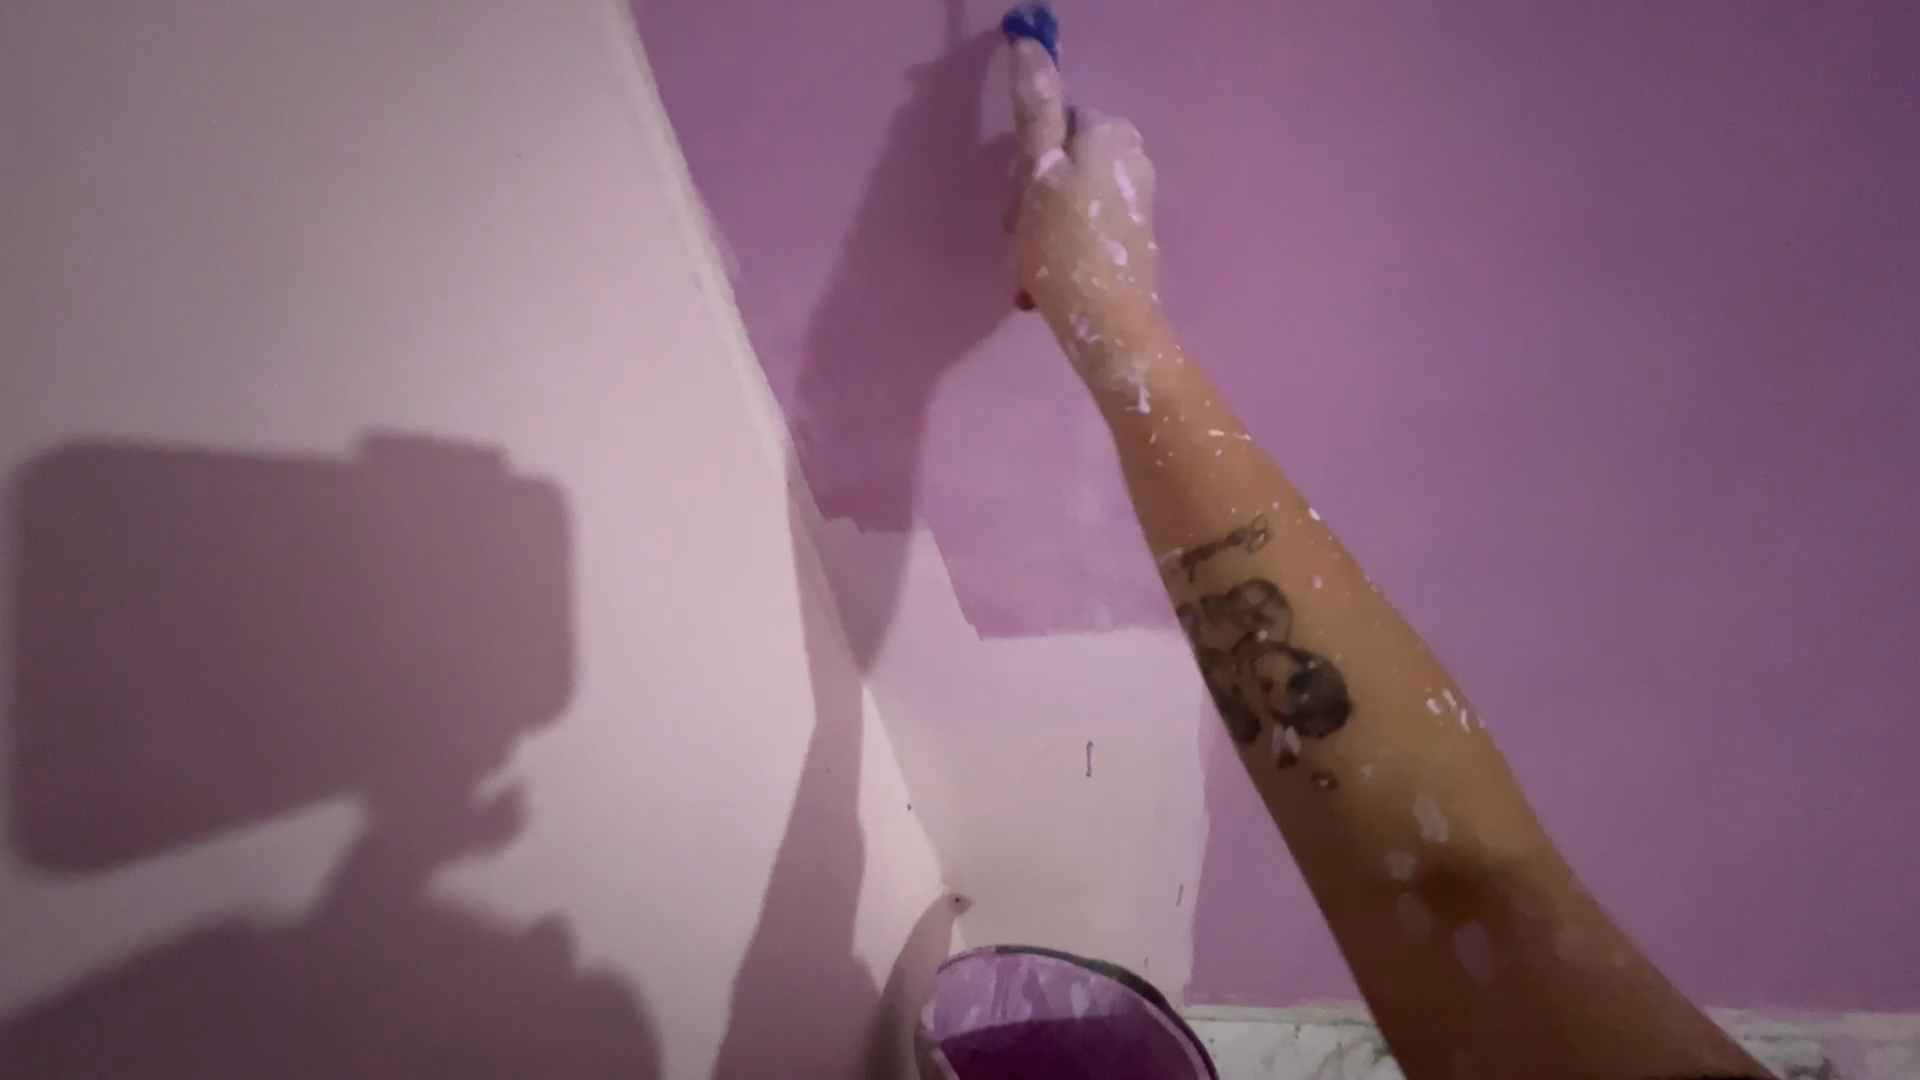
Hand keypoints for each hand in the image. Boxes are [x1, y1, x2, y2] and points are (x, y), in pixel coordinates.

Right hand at [1006, 40, 1160, 345]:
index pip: (1054, 127)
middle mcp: (1132, 159)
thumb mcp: (1037, 173)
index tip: (1015, 206)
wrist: (1104, 322)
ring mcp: (1135, 202)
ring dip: (1038, 240)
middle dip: (1031, 208)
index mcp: (1111, 132)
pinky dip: (1060, 257)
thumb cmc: (1063, 246)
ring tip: (1028, 277)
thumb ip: (1034, 110)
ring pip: (1066, 207)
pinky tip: (1043, 288)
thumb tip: (1029, 43)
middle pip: (1060, 169)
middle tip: (1018, 244)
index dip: (1026, 168)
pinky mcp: (1131, 241)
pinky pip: (1082, 236)